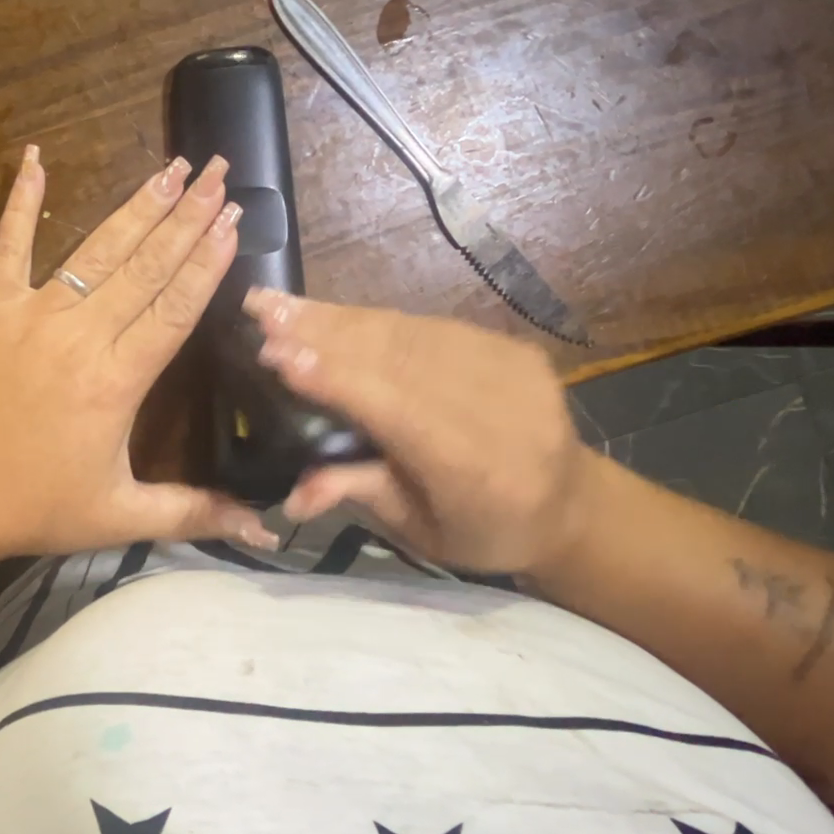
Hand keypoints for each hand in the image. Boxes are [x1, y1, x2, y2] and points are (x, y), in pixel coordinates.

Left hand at [0, 146, 280, 572]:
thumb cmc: (29, 510)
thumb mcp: (117, 516)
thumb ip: (194, 514)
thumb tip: (263, 528)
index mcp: (115, 379)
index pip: (175, 307)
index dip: (209, 260)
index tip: (234, 218)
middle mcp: (78, 334)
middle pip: (145, 266)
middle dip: (187, 216)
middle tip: (216, 172)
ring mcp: (28, 314)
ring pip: (94, 250)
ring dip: (135, 207)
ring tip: (168, 169)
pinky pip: (6, 245)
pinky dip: (19, 201)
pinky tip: (33, 159)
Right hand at [241, 290, 596, 573]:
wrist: (572, 504)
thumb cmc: (482, 529)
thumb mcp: (419, 529)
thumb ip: (359, 495)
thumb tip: (292, 498)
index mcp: (478, 471)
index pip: (398, 412)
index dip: (337, 381)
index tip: (277, 354)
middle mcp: (500, 410)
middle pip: (398, 360)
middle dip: (322, 334)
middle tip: (261, 311)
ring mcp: (510, 369)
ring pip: (406, 333)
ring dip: (335, 317)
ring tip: (278, 303)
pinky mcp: (511, 345)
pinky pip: (425, 324)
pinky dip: (368, 317)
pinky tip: (324, 310)